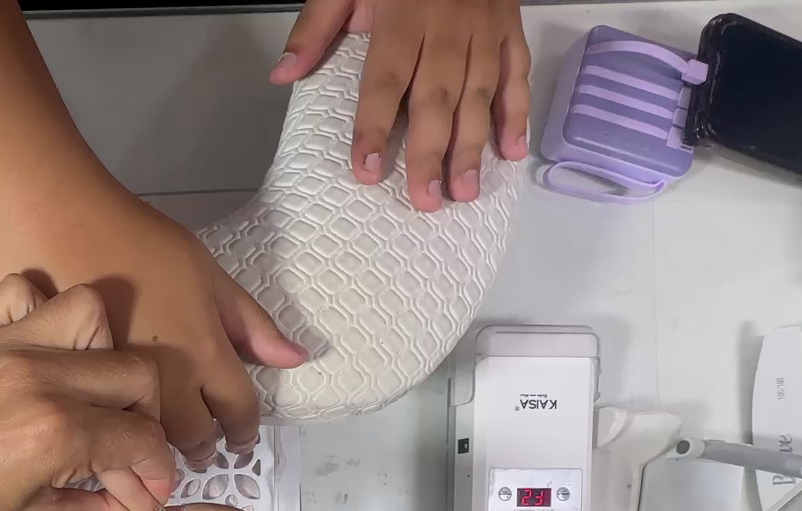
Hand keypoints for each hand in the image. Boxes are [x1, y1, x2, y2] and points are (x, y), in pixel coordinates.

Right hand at [0, 193, 306, 465]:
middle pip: (195, 437)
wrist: (59, 229)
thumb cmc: (138, 242)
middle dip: (204, 448)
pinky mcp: (78, 393)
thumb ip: (249, 321)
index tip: (243, 440)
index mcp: (204, 351)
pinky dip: (121, 438)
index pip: (239, 410)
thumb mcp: (207, 271)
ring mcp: (118, 391)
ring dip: (163, 449)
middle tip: (204, 451)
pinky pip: (107, 431)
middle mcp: (166, 382)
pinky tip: (122, 433)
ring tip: (165, 448)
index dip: (246, 431)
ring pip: (149, 443)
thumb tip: (295, 360)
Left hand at [0, 276, 176, 510]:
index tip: (151, 492)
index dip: (158, 470)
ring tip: (94, 400)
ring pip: (92, 313)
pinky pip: (23, 291)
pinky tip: (44, 358)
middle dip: (149, 418)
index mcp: (52, 432)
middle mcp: (36, 374)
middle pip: (136, 372)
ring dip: (109, 354)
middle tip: (129, 454)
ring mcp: (3, 345)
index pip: (141, 437)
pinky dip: (44, 312)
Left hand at [270, 0, 531, 211]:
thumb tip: (283, 74)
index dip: (374, 129)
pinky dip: (518, 112)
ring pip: (480, 93)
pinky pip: (516, 71)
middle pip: (437, 99)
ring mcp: (484, 27)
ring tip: (464, 192)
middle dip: (431, 153)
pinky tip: (510, 152)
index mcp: (403, 18)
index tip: (367, 172)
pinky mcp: (510, 23)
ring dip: (474, 146)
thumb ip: (316, 26)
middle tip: (425, 201)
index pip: (384, 84)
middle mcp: (447, 27)